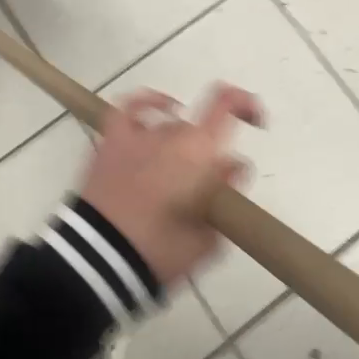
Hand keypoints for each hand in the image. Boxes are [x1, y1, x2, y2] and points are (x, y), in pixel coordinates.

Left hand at [78, 84, 263, 287]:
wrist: (102, 254)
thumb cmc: (159, 251)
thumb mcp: (207, 238)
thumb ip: (224, 197)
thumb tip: (232, 168)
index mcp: (197, 154)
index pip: (224, 105)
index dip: (244, 104)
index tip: (256, 121)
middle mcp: (168, 133)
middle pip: (198, 133)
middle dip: (208, 157)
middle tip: (204, 192)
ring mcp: (136, 134)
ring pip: (170, 127)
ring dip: (181, 146)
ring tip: (179, 174)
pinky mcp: (110, 139)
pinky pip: (129, 108)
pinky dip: (147, 103)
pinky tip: (159, 111)